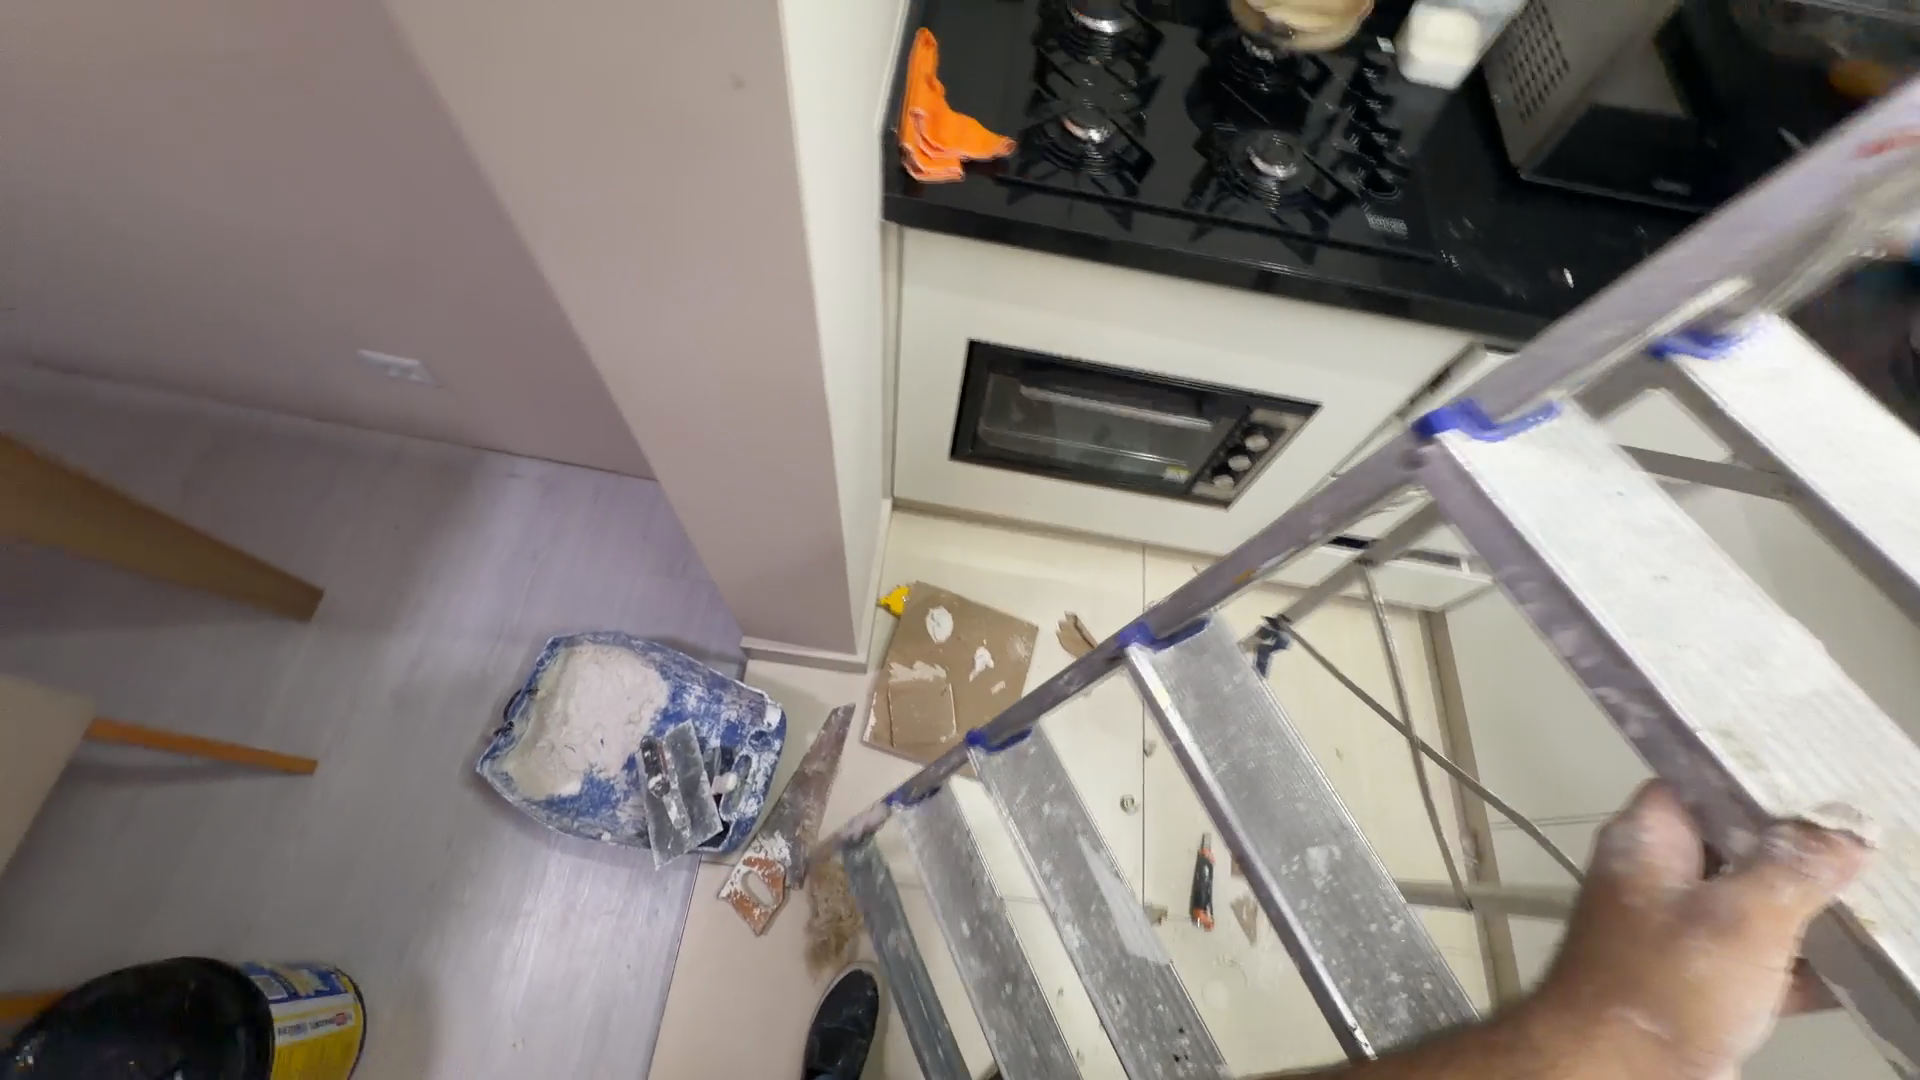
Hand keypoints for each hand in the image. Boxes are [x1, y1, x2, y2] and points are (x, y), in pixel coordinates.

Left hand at [1530, 781, 1868, 1079]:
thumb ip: (1789, 870)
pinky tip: (1874, 968)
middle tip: (1873, 843)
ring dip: (1813, 906)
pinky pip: (1766, 957)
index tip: (1818, 783)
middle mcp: (1656, 875)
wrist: (1619, 1061)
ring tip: (1886, 892)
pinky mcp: (1703, 978)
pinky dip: (1813, 962)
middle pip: (1731, 845)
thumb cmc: (1665, 979)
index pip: (1690, 788)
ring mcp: (1679, 927)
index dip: (1746, 783)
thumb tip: (1843, 824)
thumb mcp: (1737, 916)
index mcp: (1645, 843)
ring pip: (1754, 902)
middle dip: (1797, 847)